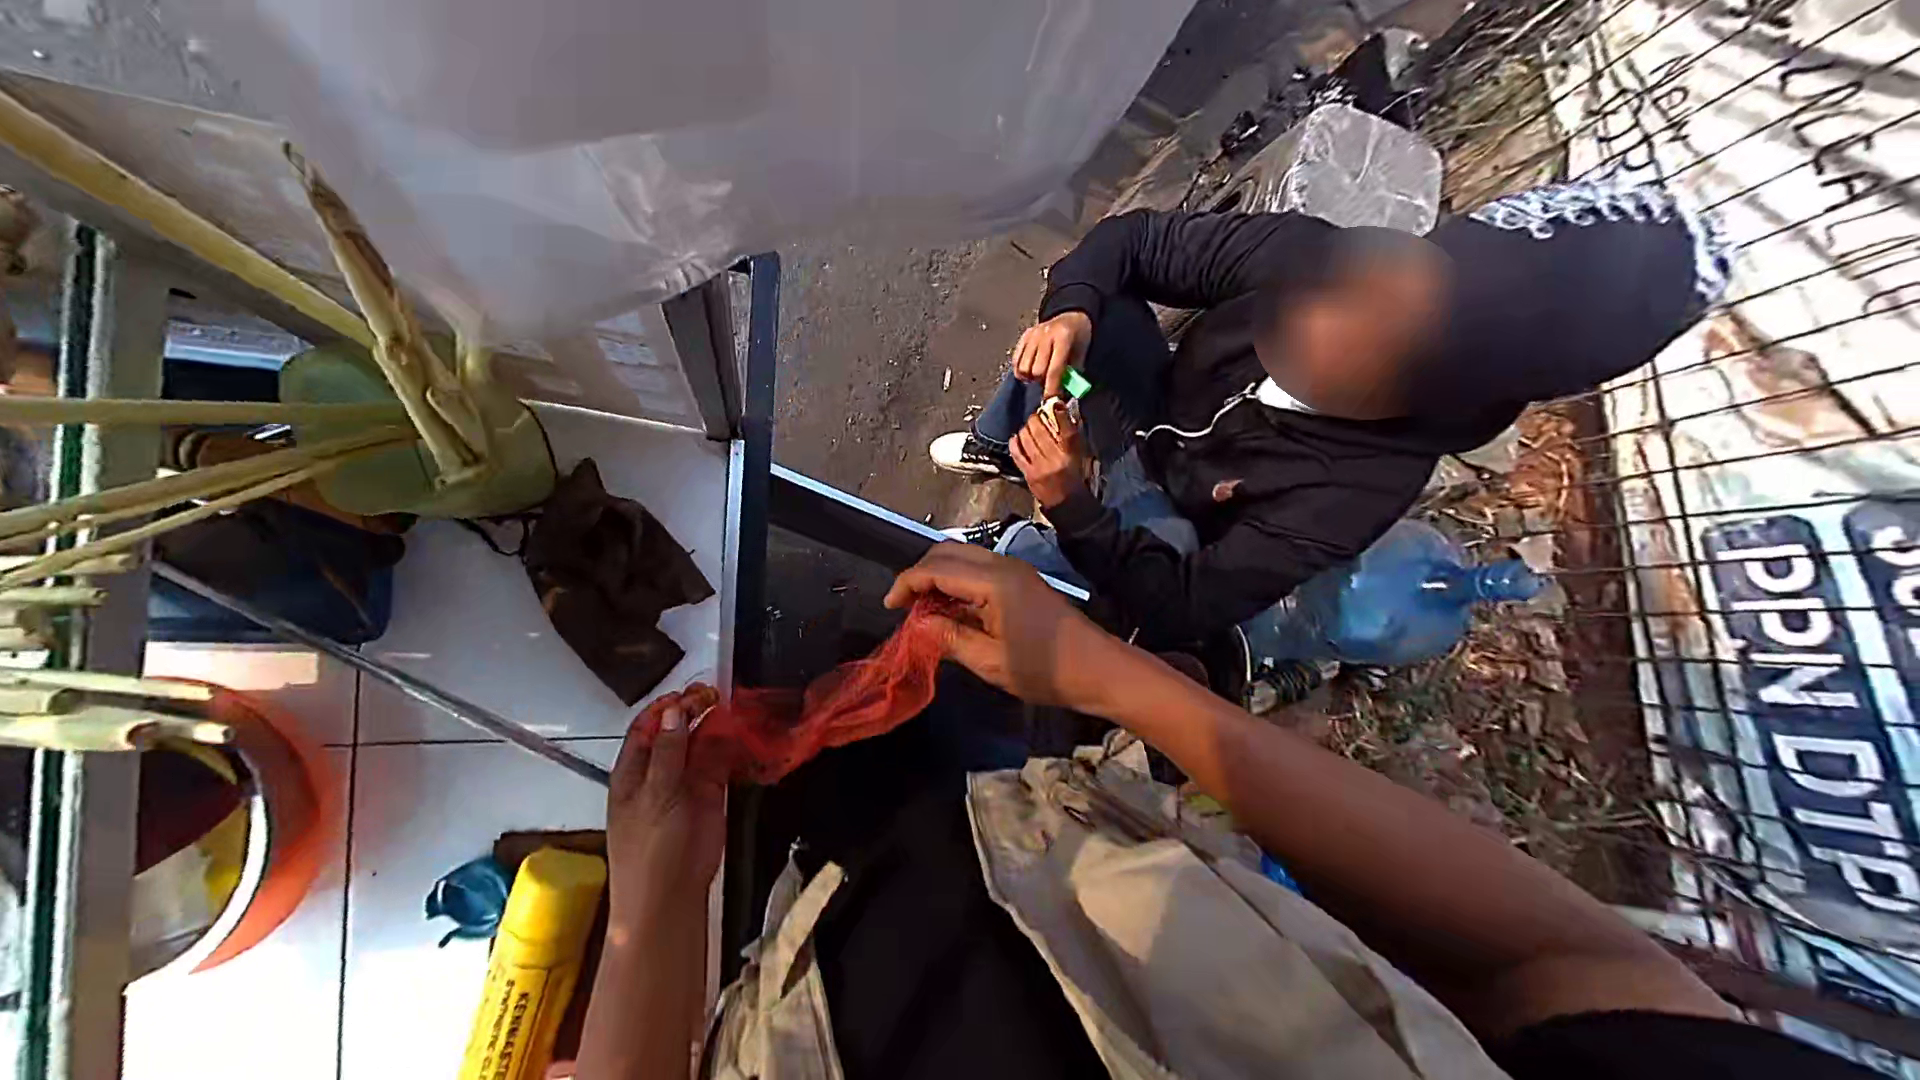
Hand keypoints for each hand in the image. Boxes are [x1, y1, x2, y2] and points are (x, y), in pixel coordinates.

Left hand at [606, 684, 726, 917]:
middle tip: (715, 694)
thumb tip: (674, 712)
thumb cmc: (649, 848)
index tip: (689, 693)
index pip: (648, 727)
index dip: (667, 707)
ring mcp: (686, 781)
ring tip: (731, 706)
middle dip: (693, 710)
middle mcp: (660, 770)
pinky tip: (741, 732)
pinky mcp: (710, 792)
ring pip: (701, 743)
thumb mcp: (655, 795)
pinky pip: (721, 761)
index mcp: (634, 770)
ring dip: (715, 725)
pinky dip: (731, 746)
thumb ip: (668, 752)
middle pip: (677, 730)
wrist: (670, 894)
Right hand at [884, 543, 1126, 707]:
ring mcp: (1015, 570)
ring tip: (924, 610)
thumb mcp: (990, 661)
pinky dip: (957, 581)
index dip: (906, 583)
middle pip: (947, 551)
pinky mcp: (1022, 580)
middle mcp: (1003, 565)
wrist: (1098, 669)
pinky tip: (951, 609)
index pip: (936, 568)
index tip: (889, 607)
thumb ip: (949, 638)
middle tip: (905, 606)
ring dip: (938, 576)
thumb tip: (919, 624)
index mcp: (994, 581)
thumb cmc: (1045, 670)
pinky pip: (979, 569)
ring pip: (963, 557)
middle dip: (919, 573)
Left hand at [1010, 406, 1086, 507]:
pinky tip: (1017, 437)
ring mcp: (1039, 467)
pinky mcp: (1028, 474)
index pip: (1065, 428)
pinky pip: (1017, 452)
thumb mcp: (1080, 454)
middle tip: (1037, 416)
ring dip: (1026, 428)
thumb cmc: (1075, 477)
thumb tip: (1060, 411)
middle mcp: (1055, 459)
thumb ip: (1071, 434)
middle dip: (1036, 418)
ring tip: (1030, 427)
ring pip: (1026, 438)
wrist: (1067, 504)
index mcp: (1072, 454)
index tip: (1054, 403)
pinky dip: (1015, 441)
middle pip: (1040, 429)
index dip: (1058, 412)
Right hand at [1012, 311, 1092, 397]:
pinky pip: (1015, 361)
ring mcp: (1032, 335)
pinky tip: (1030, 370)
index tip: (1051, 401)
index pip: (1054, 370)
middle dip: (1042, 381)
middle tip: (1048, 382)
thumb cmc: (1077, 338)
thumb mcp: (1081, 354)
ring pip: (1023, 368)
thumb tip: (1062, 397)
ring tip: (1039, 375)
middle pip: (1036, 371)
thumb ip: (1072, 374)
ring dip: (1030, 377)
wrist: (1070, 317)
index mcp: (1063, 338)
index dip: (1052, 388)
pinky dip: (1021, 371)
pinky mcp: (1023, 337)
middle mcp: (1044, 335)